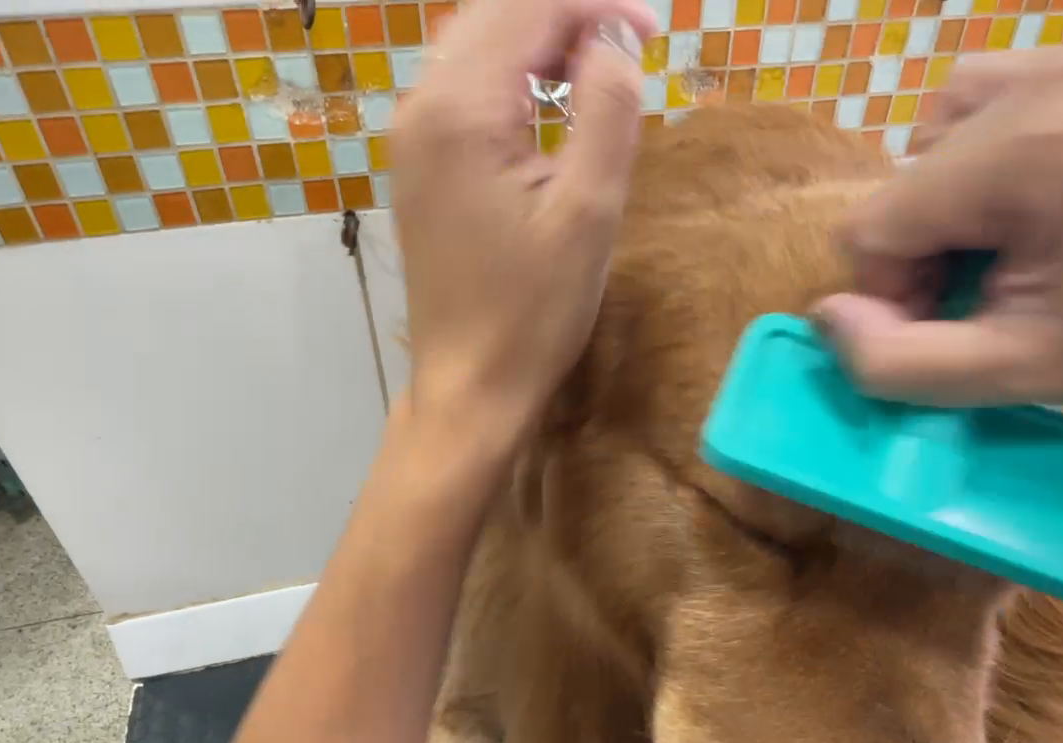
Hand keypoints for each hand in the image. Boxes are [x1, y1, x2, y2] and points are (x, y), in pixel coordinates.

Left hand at [392, 0, 657, 454]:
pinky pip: (461, 91)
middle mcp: (421, 107)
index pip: (529, 6)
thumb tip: (614, 41)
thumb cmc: (533, 312)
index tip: (652, 31)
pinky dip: (508, 78)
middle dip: (565, 15)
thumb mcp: (589, 213)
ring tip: (594, 70)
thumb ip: (608, 109)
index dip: (596, 3)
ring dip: (537, 42)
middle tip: (628, 47)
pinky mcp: (416, 169)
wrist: (471, 385)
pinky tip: (544, 106)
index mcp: (461, 109)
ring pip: (474, 48)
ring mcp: (410, 139)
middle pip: (495, 15)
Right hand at [813, 46, 1062, 424]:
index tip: (952, 323)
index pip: (875, 222)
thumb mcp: (996, 379)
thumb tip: (823, 314)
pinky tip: (1014, 206)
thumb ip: (889, 362)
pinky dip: (969, 163)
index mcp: (1032, 151)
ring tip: (995, 250)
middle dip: (916, 253)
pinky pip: (977, 105)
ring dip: (935, 207)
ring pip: (927, 138)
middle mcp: (1050, 79)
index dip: (890, 291)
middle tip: (980, 297)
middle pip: (898, 180)